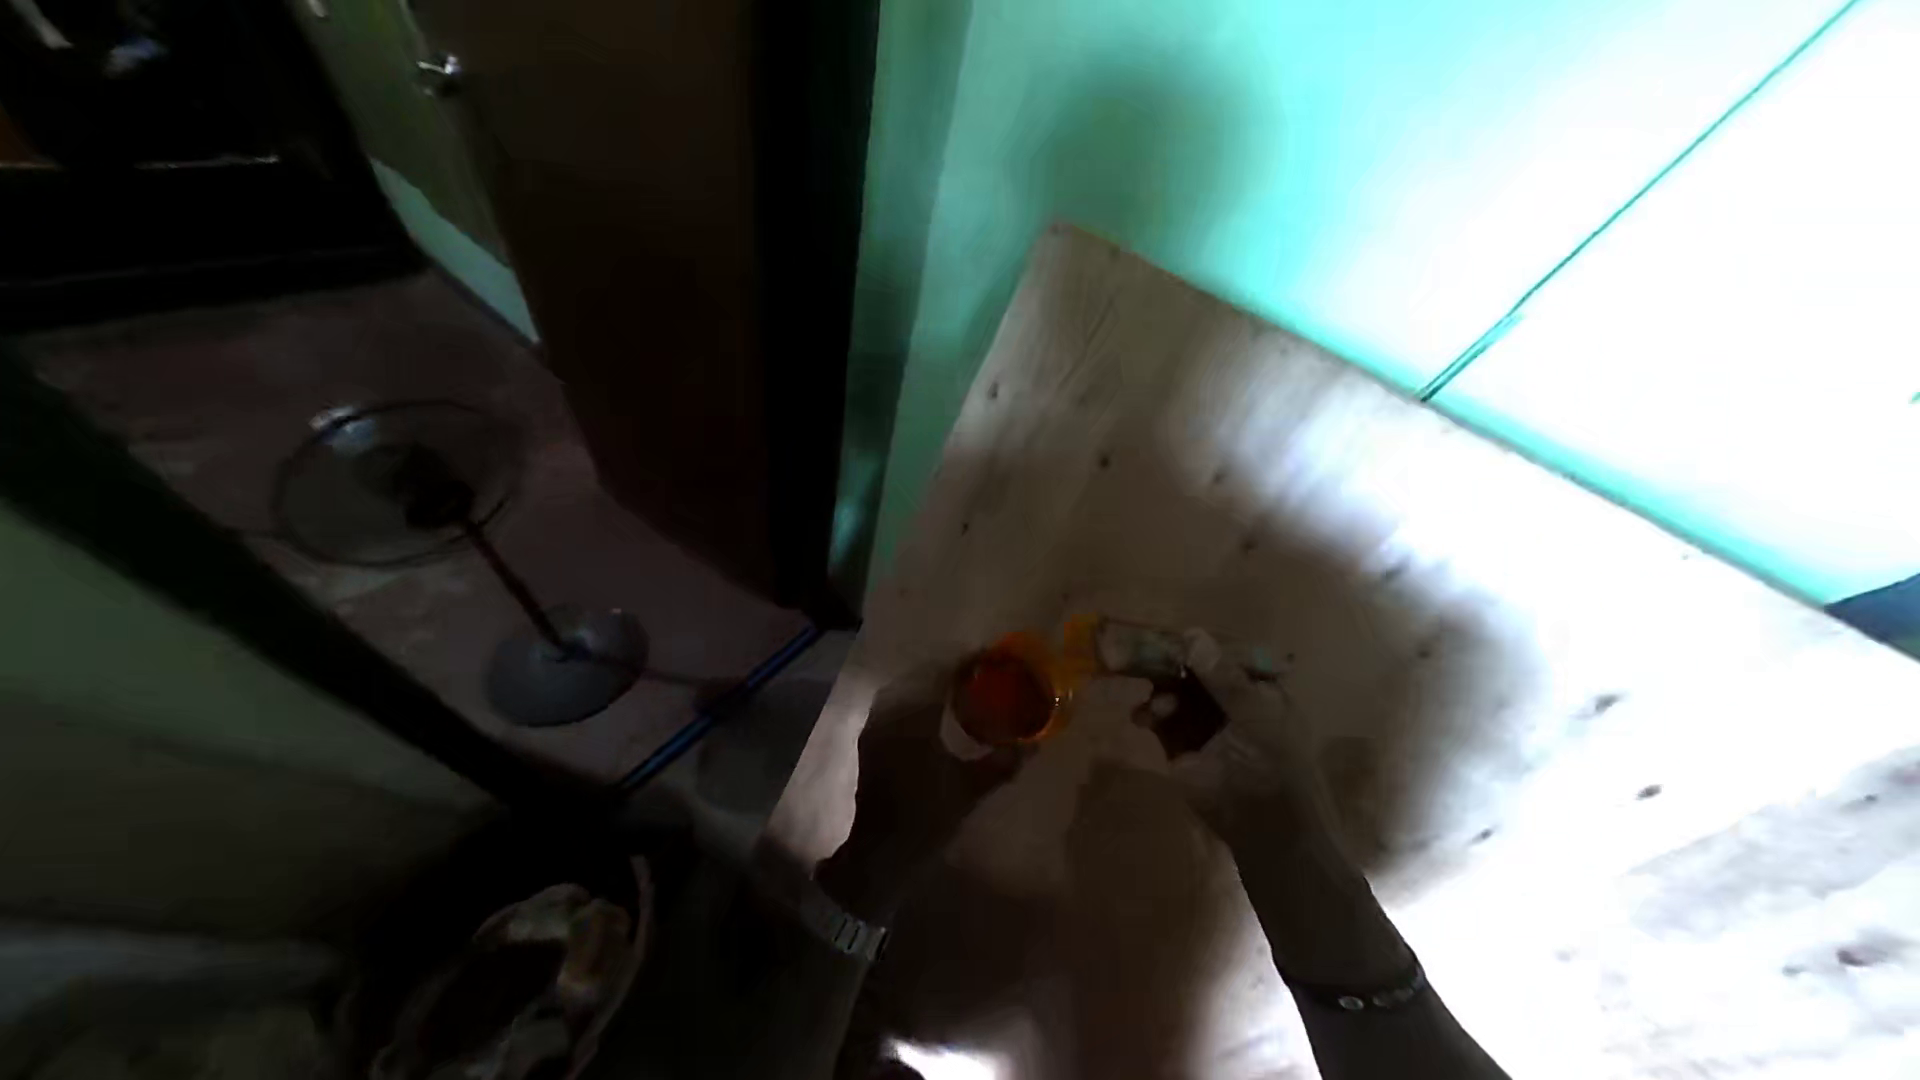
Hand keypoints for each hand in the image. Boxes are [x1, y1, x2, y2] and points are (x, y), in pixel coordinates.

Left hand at [816, 665, 1028, 921]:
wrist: (879, 852)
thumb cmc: (926, 819)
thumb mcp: (969, 791)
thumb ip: (1001, 764)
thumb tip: (1033, 745)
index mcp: (915, 721)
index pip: (939, 676)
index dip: (963, 662)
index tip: (986, 657)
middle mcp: (890, 714)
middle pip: (920, 676)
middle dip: (947, 669)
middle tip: (976, 671)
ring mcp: (874, 725)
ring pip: (904, 687)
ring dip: (928, 681)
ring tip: (955, 685)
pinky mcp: (868, 737)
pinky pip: (893, 702)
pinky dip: (913, 697)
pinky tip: (930, 707)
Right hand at [1137, 643, 1409, 984]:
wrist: (1266, 830)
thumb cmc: (1274, 766)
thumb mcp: (1255, 715)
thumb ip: (1223, 677)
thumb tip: (1192, 634)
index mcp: (1258, 689)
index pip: (1225, 654)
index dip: (1199, 643)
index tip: (1172, 634)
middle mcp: (1229, 700)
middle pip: (1193, 669)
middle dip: (1168, 663)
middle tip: (1141, 654)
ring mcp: (1203, 722)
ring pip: (1172, 690)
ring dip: (1159, 691)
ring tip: (1157, 707)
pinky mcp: (1180, 744)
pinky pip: (1158, 716)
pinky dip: (1148, 712)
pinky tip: (1143, 718)